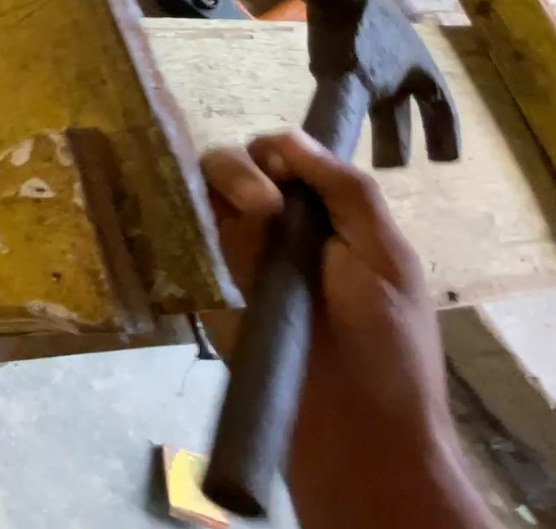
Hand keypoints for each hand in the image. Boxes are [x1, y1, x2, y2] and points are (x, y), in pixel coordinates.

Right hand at [200, 131, 490, 528]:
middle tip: (264, 205)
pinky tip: (178, 213)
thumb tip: (286, 137)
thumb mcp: (387, 259)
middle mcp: (270, 222)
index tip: (284, 176)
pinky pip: (174, 228)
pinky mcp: (199, 273)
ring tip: (249, 217)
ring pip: (197, 188)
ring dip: (216, 186)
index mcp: (322, 214)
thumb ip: (347, 193)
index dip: (275, 152)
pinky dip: (168, 210)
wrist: (348, 419)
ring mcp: (230, 247)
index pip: (281, 156)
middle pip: (230, 163)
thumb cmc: (383, 341)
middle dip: (240, 169)